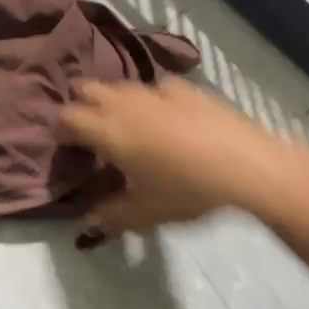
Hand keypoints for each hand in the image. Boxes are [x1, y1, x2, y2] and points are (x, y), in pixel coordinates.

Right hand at [58, 77, 308, 232]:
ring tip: (131, 126)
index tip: (70, 149)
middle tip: (95, 133)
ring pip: (119, 86)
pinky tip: (170, 119)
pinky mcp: (182, 87)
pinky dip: (153, 101)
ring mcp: (152, 90)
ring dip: (115, 102)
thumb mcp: (147, 213)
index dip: (61, 131)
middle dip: (83, 106)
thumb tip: (89, 222)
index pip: (65, 118)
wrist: (246, 165)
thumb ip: (112, 216)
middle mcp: (121, 102)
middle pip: (85, 89)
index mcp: (105, 130)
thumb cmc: (188, 191)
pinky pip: (155, 89)